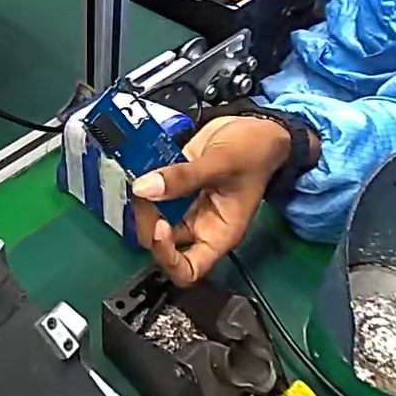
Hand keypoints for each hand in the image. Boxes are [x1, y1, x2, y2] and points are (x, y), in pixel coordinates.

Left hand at [130, 116, 292, 285]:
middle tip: (143, 194)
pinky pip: (153, 191)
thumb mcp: (222, 163)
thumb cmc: (254, 152)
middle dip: (148, 223)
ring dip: (142, 203)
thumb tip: (143, 188)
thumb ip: (184, 177)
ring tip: (138, 177)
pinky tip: (138, 165)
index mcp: (217, 233)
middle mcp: (199, 224)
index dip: (167, 257)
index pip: (187, 269)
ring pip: (153, 216)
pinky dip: (143, 183)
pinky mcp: (176, 184)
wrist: (257, 125)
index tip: (159, 225)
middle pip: (163, 244)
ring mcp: (185, 204)